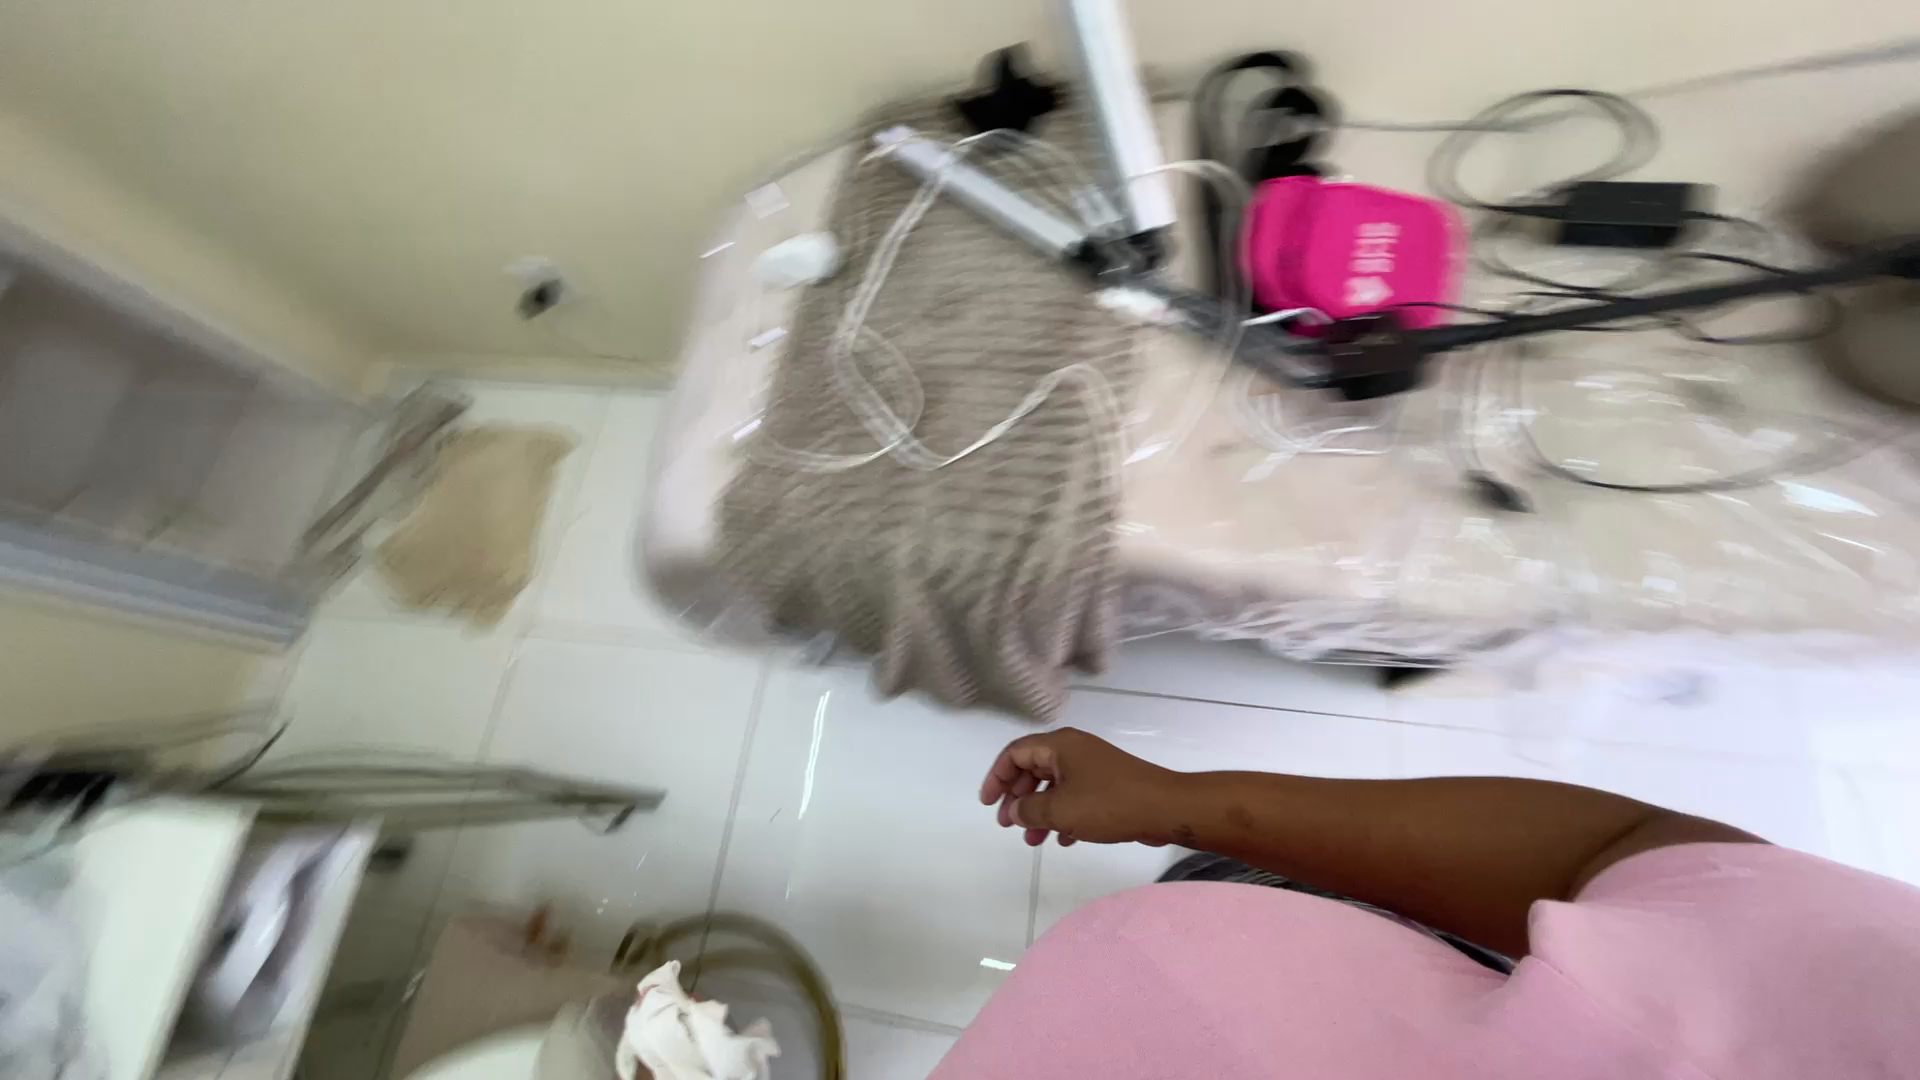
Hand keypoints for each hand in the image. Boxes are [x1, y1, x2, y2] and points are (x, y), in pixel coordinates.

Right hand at [978, 728, 1186, 846]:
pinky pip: (1073, 796)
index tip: (988, 804)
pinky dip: (1062, 815)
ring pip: (1053, 785)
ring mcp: (1091, 766)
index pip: (1015, 753)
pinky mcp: (1106, 785)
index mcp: (1059, 745)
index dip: (996, 776)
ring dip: (1039, 811)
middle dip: (1017, 796)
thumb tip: (1014, 810)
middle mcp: (1072, 750)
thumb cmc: (1108, 803)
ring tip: (1032, 841)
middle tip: (1007, 823)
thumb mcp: (1061, 809)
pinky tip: (1063, 840)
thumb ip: (1030, 809)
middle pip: (1032, 767)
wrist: (1164, 808)